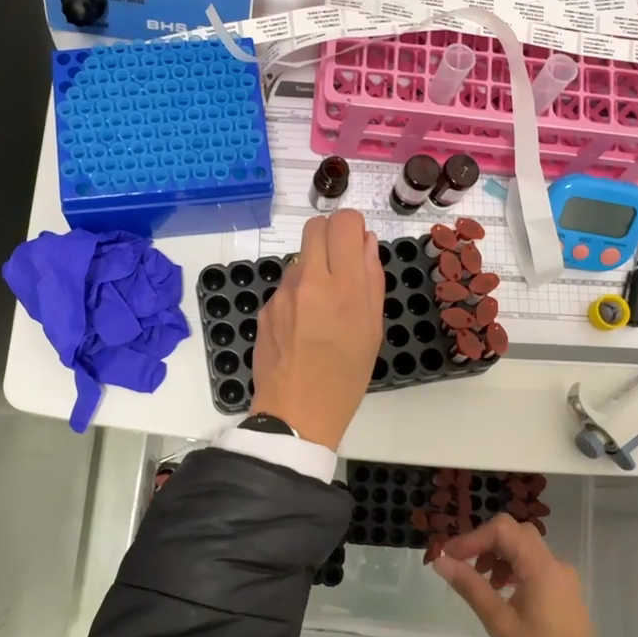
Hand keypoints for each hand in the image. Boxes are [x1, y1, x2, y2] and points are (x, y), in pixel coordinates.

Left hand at [250, 210, 383, 451]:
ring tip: (324, 308)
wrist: (296, 413)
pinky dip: (298, 293)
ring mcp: (282, 294)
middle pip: (315, 226)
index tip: (357, 246)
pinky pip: (286, 286)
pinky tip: (304, 325)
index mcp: (344, 288)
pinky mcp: (265, 308)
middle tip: (342, 266)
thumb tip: (365, 242)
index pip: (344, 223)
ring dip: (314, 268)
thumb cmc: (345, 378)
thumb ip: (371, 279)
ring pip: (300, 257)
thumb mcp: (373, 330)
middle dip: (331, 236)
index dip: (353, 227)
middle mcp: (309, 282)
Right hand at [433, 515, 596, 636]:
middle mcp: (555, 563)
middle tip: (464, 565)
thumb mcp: (498, 621)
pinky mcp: (563, 588)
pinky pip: (534, 563)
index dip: (473, 538)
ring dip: (498, 554)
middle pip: (515, 533)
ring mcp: (562, 575)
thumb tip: (440, 561)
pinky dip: (513, 566)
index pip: (503, 530)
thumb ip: (470, 586)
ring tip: (482, 582)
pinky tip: (502, 590)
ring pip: (525, 546)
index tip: (451, 556)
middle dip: (485, 543)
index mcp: (541, 567)